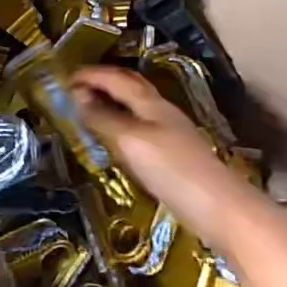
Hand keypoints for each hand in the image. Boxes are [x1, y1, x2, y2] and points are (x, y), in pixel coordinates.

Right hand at [71, 66, 257, 243]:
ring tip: (86, 109)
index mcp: (152, 105)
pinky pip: (138, 127)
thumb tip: (77, 95)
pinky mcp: (173, 157)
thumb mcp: (130, 141)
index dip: (90, 74)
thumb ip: (103, 117)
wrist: (223, 212)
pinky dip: (119, 122)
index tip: (63, 76)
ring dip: (110, 101)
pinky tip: (111, 137)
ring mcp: (171, 135)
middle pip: (131, 87)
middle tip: (75, 87)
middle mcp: (162, 113)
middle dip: (103, 81)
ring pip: (135, 107)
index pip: (117, 78)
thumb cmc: (173, 171)